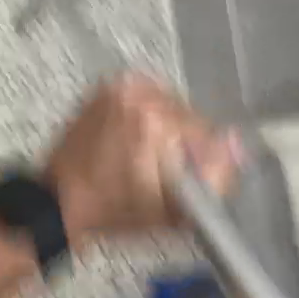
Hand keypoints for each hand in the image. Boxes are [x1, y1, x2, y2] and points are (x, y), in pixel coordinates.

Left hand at [42, 71, 243, 243]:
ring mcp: (117, 86)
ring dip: (169, 128)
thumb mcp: (173, 209)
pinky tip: (137, 142)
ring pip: (168, 104)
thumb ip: (214, 178)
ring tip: (151, 157)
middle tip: (170, 171)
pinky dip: (147, 115)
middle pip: (188, 115)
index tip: (192, 180)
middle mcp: (136, 93)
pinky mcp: (104, 88)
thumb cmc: (113, 210)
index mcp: (154, 119)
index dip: (206, 161)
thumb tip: (239, 145)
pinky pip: (144, 97)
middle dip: (187, 142)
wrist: (59, 199)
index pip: (207, 133)